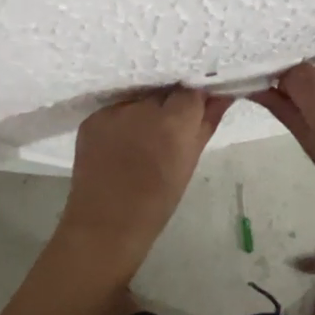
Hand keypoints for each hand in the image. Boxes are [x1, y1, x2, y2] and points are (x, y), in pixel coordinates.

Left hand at [59, 88, 233, 262]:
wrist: (105, 224)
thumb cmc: (157, 201)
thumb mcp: (189, 162)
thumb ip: (206, 123)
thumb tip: (222, 94)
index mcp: (173, 122)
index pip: (191, 90)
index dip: (195, 100)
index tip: (195, 111)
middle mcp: (142, 109)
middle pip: (163, 90)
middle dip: (170, 103)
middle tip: (169, 128)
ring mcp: (113, 112)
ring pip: (138, 98)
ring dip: (145, 110)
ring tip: (143, 137)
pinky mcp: (91, 118)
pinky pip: (115, 110)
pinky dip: (122, 120)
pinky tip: (121, 142)